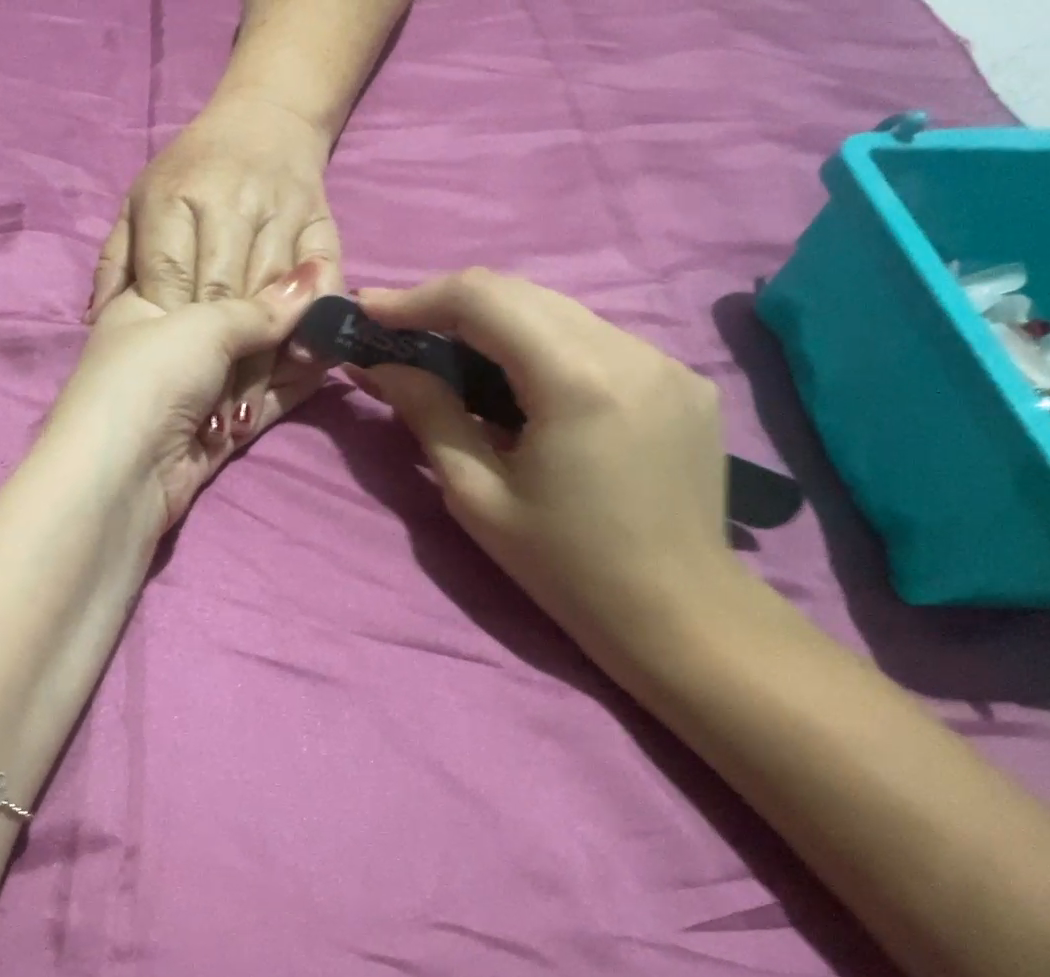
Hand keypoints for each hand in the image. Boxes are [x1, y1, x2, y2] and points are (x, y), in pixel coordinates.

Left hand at [48, 260, 325, 530]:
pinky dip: (288, 388)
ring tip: (327, 337)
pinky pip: (259, 402)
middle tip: (318, 308)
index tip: (300, 264)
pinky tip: (324, 366)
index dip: (249, 263)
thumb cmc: (150, 377)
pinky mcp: (212, 434)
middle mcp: (167, 344)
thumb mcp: (204, 326)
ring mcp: (190, 392)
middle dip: (274, 317)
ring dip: (284, 355)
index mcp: (146, 302)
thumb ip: (261, 307)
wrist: (122, 474)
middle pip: (233, 320)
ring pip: (249, 364)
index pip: (203, 268)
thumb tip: (312, 279)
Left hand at [88, 95, 344, 437]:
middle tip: (208, 421)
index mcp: (173, 199)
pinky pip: (324, 285)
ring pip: (270, 301)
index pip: (172, 278)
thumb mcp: (135, 210)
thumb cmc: (186, 181)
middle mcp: (229, 202)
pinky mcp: (324, 225)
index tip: (169, 385)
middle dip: (215, 364)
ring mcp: (281, 212)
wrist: (266, 118)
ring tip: (240, 419)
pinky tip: (295, 370)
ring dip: (258, 367)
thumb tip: (94, 318)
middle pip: (223, 295)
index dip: (173, 338)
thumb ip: (118, 264)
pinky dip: (313, 330)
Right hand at [353, 270, 745, 646]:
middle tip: (397, 334)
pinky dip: (543, 348)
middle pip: (522, 293)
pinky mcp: (682, 379)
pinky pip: (598, 341)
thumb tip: (379, 366)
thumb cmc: (562, 565)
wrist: (675, 610)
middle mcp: (630, 351)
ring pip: (561, 312)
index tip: (367, 310)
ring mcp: (666, 361)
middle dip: (449, 306)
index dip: (417, 297)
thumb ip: (429, 416)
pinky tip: (520, 388)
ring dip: (496, 326)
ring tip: (449, 360)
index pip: (484, 299)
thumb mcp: (476, 495)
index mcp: (577, 382)